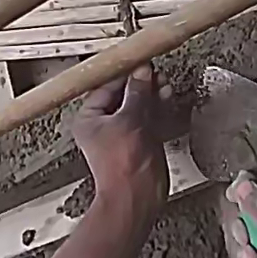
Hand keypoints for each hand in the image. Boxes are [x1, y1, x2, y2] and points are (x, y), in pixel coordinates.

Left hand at [74, 65, 168, 218]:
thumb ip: (137, 93)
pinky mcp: (140, 141)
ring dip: (151, 93)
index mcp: (89, 119)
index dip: (124, 73)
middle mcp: (104, 125)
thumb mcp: (129, 120)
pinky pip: (149, 117)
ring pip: (138, 105)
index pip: (106, 87)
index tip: (140, 61)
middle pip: (123, 95)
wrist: (136, 196)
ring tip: (164, 82)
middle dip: (141, 83)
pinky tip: (167, 95)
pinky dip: (158, 107)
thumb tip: (142, 73)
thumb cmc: (122, 166)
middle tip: (154, 70)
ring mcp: (123, 133)